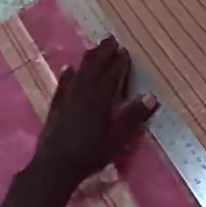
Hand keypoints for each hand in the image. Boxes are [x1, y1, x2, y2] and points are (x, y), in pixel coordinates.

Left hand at [24, 38, 156, 198]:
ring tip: (93, 48)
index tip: (124, 49)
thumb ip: (132, 117)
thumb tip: (151, 96)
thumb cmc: (89, 154)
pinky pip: (62, 86)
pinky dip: (66, 76)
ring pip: (79, 73)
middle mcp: (82, 94)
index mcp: (99, 100)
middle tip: (110, 39)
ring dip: (87, 60)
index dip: (118, 62)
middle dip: (102, 53)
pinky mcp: (56, 108)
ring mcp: (67, 99)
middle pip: (93, 68)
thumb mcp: (117, 139)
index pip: (111, 75)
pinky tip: (67, 69)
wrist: (54, 167)